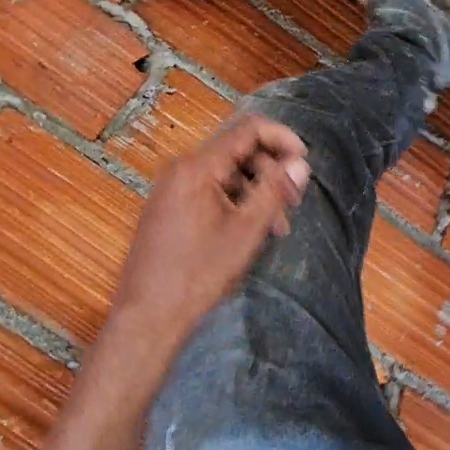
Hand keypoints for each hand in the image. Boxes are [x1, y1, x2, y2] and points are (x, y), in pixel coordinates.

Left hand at [109, 114, 311, 345]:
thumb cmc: (198, 274)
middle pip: (238, 151)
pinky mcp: (168, 207)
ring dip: (255, 191)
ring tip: (276, 227)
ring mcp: (171, 188)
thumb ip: (274, 190)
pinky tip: (249, 230)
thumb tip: (300, 164)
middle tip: (294, 203)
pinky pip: (210, 189)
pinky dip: (235, 201)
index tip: (303, 161)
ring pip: (226, 173)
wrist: (146, 319)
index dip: (281, 138)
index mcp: (197, 167)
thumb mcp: (245, 231)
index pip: (247, 130)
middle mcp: (181, 168)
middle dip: (271, 172)